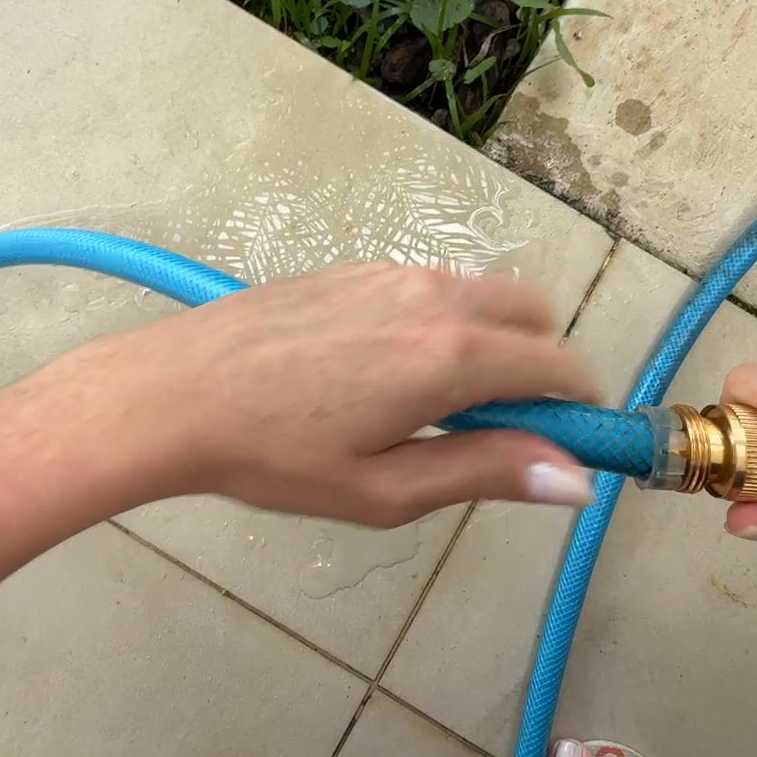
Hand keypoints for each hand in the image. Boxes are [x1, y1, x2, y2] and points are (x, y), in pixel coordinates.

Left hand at [22, 263, 601, 526]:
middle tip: (502, 421)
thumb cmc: (278, 454)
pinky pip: (435, 284)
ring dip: (494, 337)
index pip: (557, 362)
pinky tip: (391, 363)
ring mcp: (393, 271)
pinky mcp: (358, 267)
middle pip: (533, 311)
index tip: (565, 439)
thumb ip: (487, 472)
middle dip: (542, 361)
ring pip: (484, 292)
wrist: (178, 389)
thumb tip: (576, 478)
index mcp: (450, 354)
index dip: (578, 403)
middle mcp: (434, 295)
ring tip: (440, 398)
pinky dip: (449, 318)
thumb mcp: (385, 489)